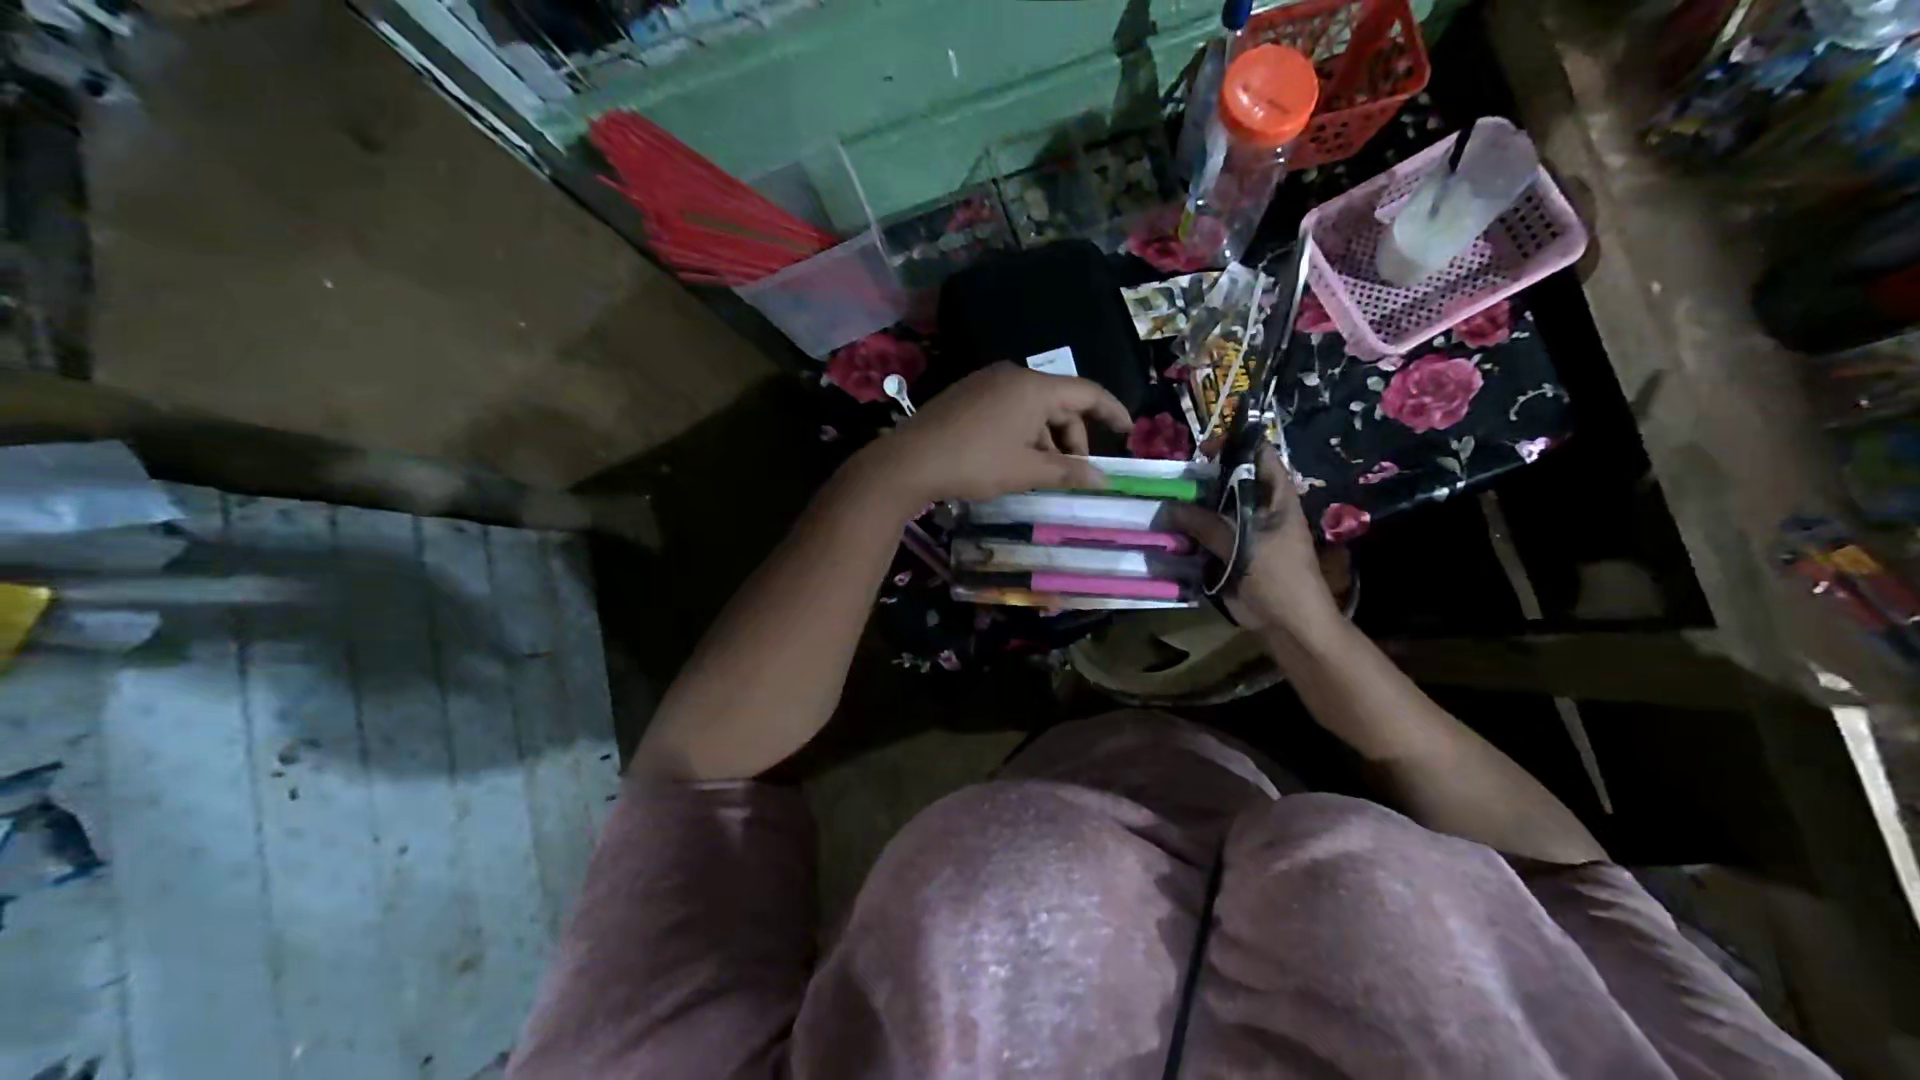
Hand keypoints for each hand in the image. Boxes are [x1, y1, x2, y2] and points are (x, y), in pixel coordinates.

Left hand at [863, 363, 1133, 503]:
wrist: (909, 461)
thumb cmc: (975, 463)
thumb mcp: (1027, 470)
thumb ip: (1069, 471)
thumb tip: (1103, 479)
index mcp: (1033, 386)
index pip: (1087, 393)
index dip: (1112, 412)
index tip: (1128, 430)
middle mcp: (1013, 375)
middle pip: (1059, 403)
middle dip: (1072, 437)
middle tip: (1073, 472)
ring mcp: (987, 382)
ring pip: (1033, 408)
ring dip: (1046, 439)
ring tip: (1041, 473)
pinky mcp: (968, 394)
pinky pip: (1009, 409)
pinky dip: (1023, 432)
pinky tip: (1015, 460)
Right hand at [1167, 441, 1350, 635]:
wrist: (1290, 626)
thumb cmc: (1279, 579)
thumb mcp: (1244, 546)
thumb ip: (1207, 525)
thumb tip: (1169, 508)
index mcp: (1278, 501)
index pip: (1263, 459)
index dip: (1239, 447)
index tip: (1206, 447)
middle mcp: (1262, 512)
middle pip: (1233, 484)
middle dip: (1205, 478)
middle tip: (1173, 474)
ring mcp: (1246, 534)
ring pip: (1217, 511)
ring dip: (1194, 508)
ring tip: (1164, 498)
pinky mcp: (1232, 556)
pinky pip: (1209, 537)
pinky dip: (1191, 533)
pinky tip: (1169, 529)